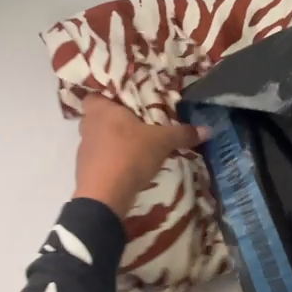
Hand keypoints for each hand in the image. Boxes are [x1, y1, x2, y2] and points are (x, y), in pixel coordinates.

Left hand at [72, 95, 208, 217]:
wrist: (104, 196)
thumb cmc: (129, 155)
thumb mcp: (161, 142)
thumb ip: (182, 133)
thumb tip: (208, 129)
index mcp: (100, 110)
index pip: (95, 95)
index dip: (107, 97)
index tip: (125, 101)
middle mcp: (87, 126)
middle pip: (99, 117)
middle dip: (115, 120)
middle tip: (136, 122)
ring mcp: (83, 150)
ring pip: (99, 139)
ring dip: (114, 142)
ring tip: (136, 146)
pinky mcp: (85, 171)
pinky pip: (100, 159)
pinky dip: (112, 161)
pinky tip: (129, 167)